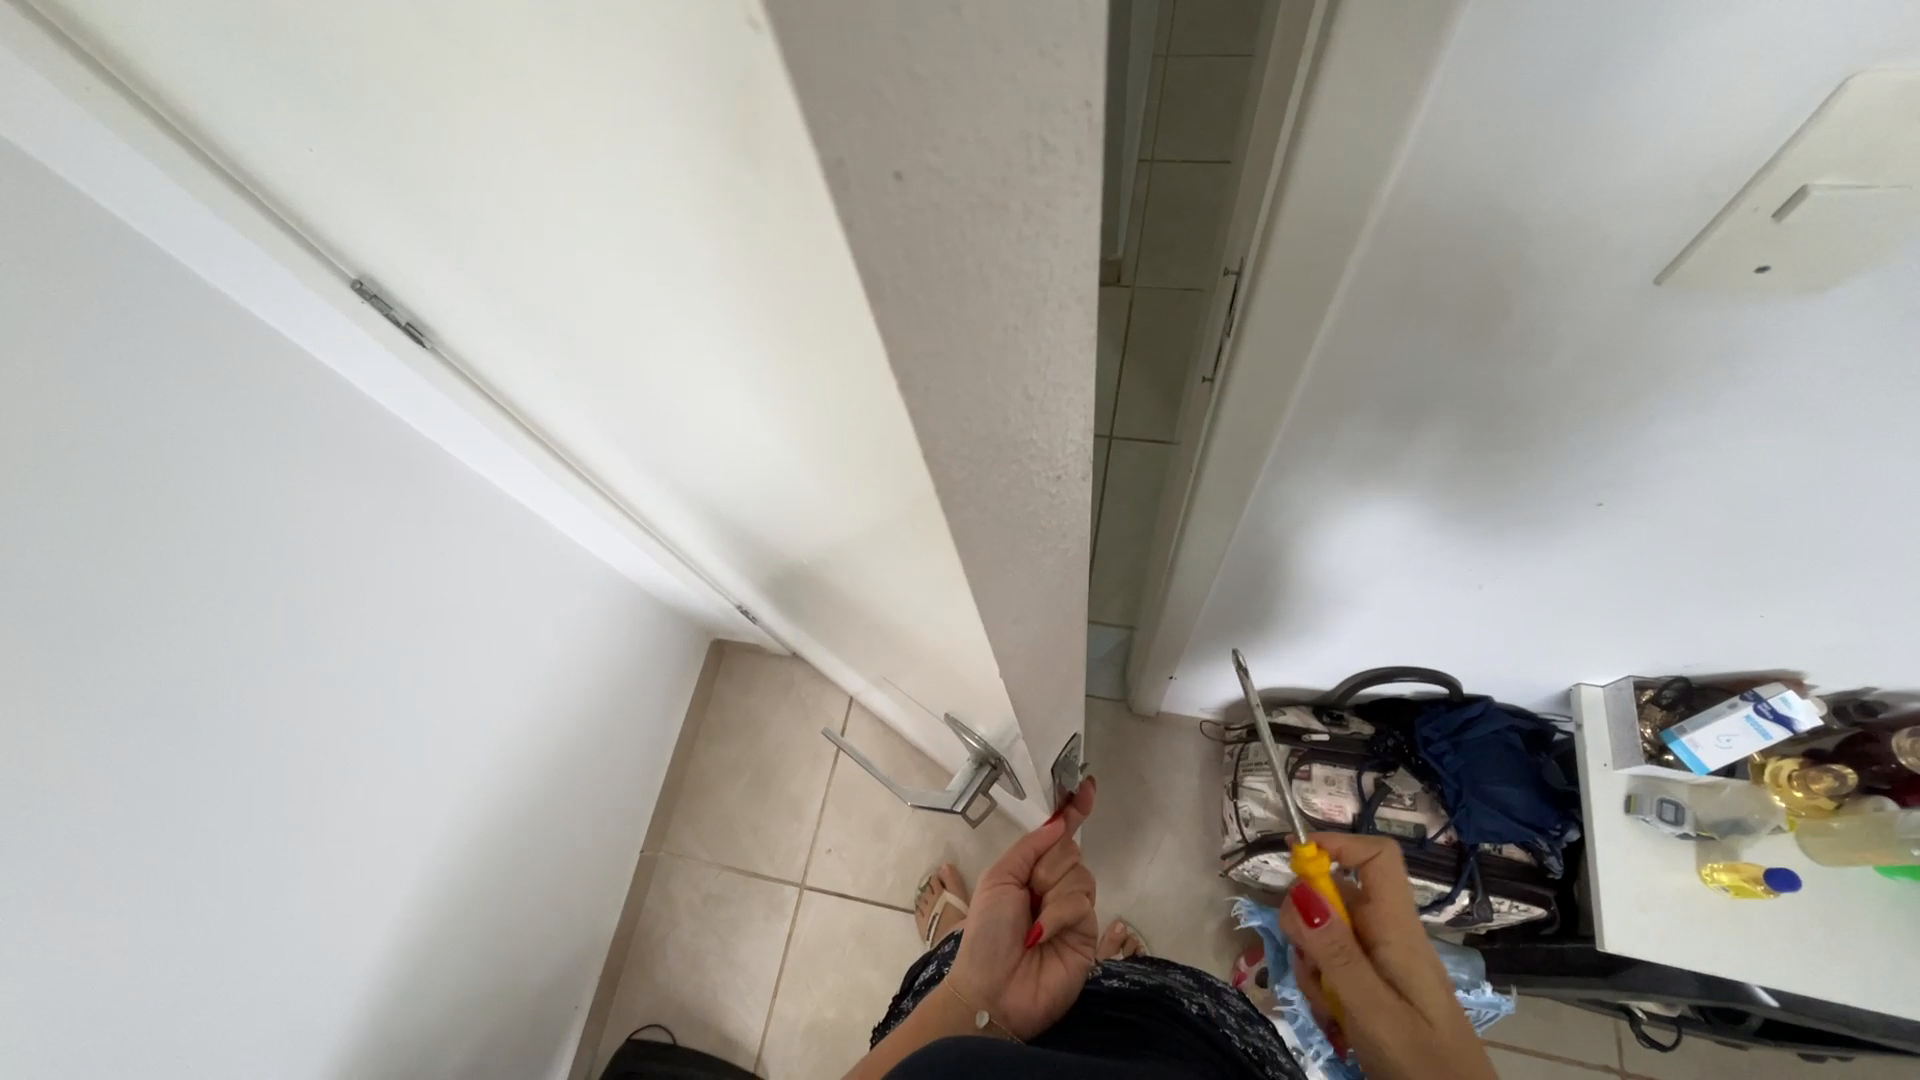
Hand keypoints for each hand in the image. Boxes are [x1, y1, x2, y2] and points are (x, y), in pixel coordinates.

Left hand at [944, 777, 1098, 1039]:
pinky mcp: (1088, 934)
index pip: (1058, 835)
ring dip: (1052, 893)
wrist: (992, 990)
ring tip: (1033, 922)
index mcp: (1031, 870)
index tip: (1088, 788)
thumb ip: (1029, 847)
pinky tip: (1043, 935)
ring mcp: (1073, 910)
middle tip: (1027, 894)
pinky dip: (1060, 915)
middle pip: (1070, 851)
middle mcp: (1055, 886)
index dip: (1073, 812)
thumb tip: (1059, 823)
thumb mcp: (998, 879)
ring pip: (1080, 874)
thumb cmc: (986, 933)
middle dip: (1047, 867)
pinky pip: (1082, 904)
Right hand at [1278, 833, 1496, 1079]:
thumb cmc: (1425, 1067)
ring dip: (1312, 963)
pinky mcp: (1374, 988)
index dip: (1337, 844)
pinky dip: (1322, 985)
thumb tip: (1299, 888)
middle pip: (1336, 897)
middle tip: (1309, 966)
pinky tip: (1334, 1021)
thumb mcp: (1374, 1013)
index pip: (1377, 857)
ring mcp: (1381, 964)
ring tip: (1328, 1008)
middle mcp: (1390, 937)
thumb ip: (1335, 952)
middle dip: (1306, 923)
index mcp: (1399, 931)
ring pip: (1326, 934)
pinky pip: (1333, 967)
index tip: (1294, 860)